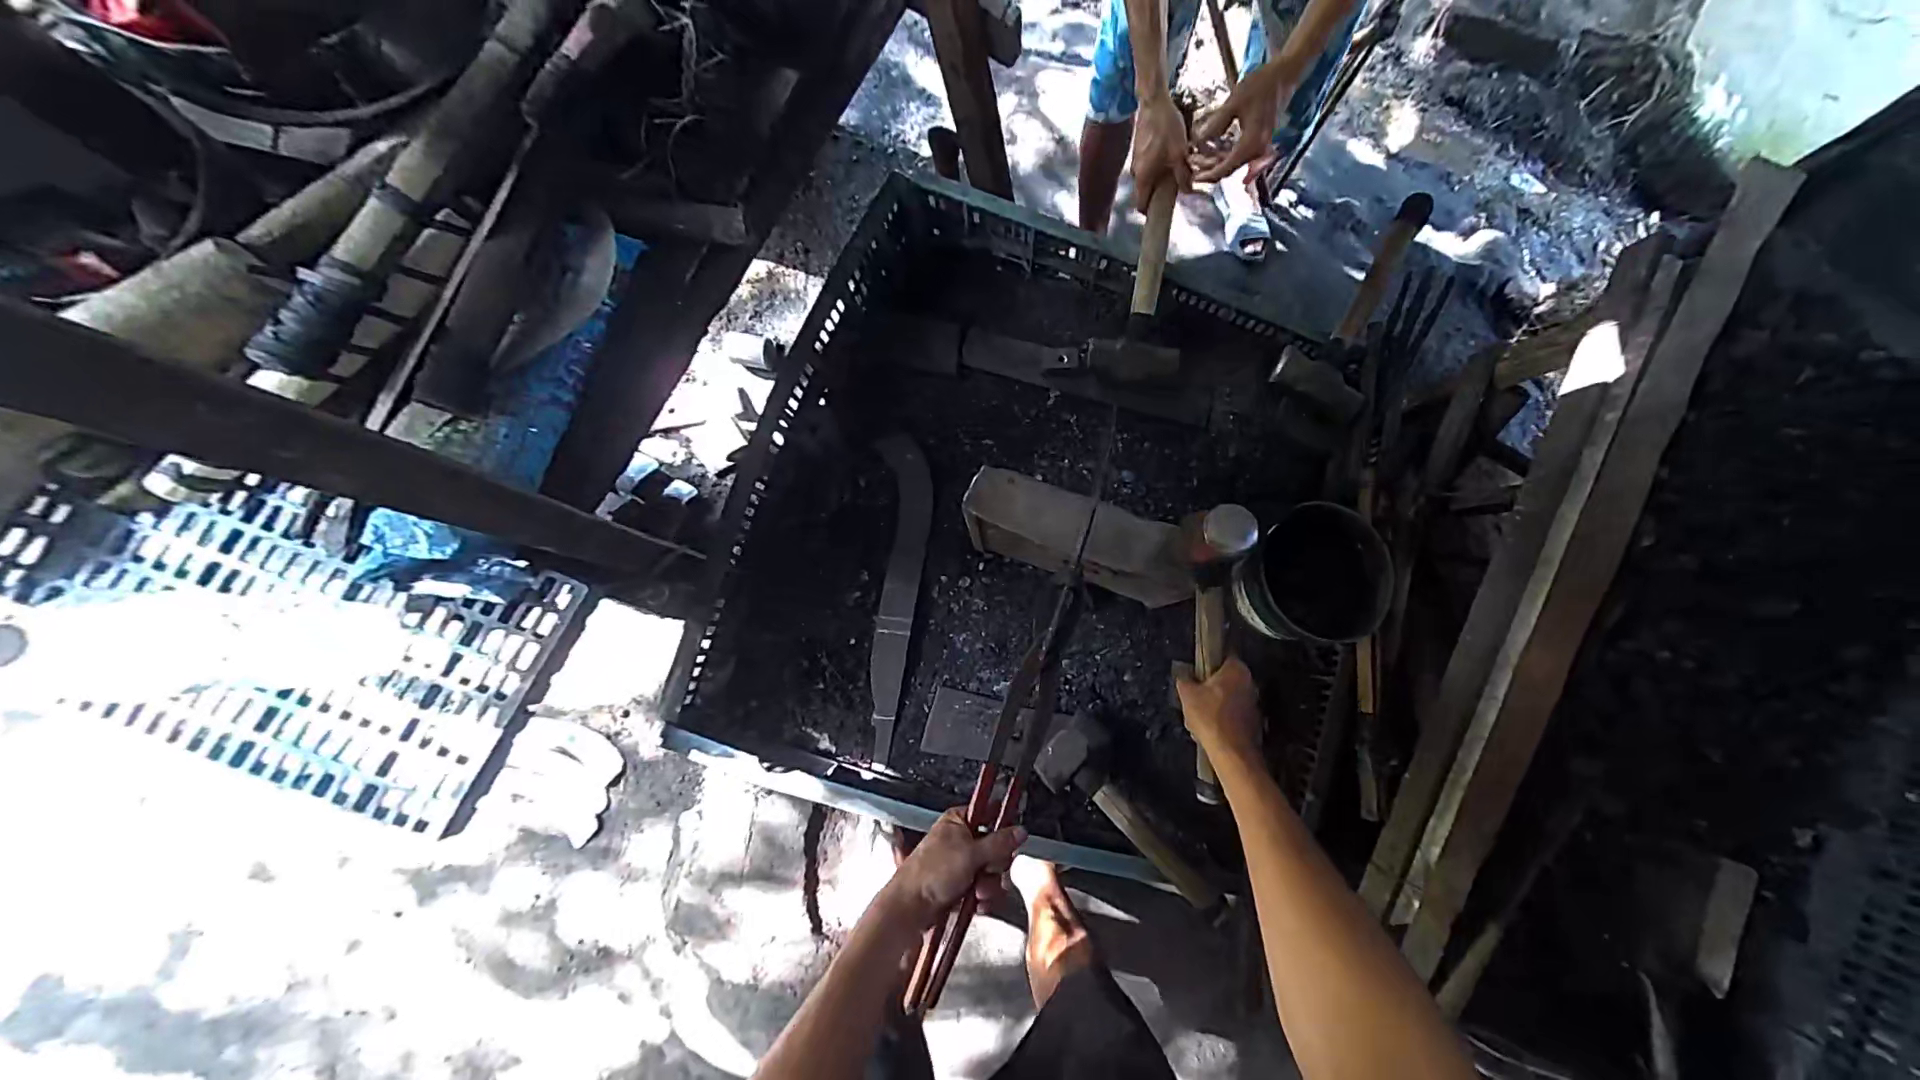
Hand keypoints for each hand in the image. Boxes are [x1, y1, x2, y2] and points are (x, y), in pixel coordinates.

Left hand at [883, 809, 1025, 928]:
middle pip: (996, 847)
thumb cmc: (930, 874)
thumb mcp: (970, 853)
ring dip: (989, 885)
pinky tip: (975, 902)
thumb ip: (999, 843)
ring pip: (993, 871)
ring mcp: (962, 864)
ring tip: (976, 891)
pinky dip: (983, 898)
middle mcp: (961, 840)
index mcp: (959, 821)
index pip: (990, 815)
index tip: (1009, 841)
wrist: (911, 908)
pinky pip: (985, 888)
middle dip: (995, 866)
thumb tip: (1019, 831)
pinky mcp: (963, 885)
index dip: (1002, 828)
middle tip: (985, 870)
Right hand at [1131, 95, 1192, 209]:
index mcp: (1143, 178)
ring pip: (1147, 178)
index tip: (1162, 210)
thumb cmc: (1165, 128)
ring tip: (1175, 168)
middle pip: (1145, 192)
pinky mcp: (1138, 151)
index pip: (1141, 205)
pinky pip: (1147, 166)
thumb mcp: (1179, 153)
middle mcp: (1135, 173)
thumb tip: (1187, 191)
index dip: (1151, 211)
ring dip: (1159, 178)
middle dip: (1159, 192)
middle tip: (1175, 187)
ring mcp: (1135, 161)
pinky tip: (1169, 155)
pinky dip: (1157, 166)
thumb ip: (1182, 176)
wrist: (1153, 102)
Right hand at [1175, 655, 1262, 760]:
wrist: (1232, 752)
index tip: (1197, 673)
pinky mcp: (1255, 721)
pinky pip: (1234, 713)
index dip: (1208, 664)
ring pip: (1229, 697)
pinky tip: (1211, 728)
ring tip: (1201, 716)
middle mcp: (1250, 682)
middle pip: (1226, 678)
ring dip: (1217, 703)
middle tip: (1196, 696)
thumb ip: (1184, 679)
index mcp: (1237, 669)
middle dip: (1211, 686)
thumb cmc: (1210, 716)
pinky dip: (1224, 718)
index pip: (1222, 656)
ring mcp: (1255, 702)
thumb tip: (1184, 675)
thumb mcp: (1187, 694)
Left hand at [1189, 62, 1293, 183]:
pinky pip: (1237, 155)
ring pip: (1231, 163)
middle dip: (1207, 168)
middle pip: (1227, 169)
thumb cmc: (1260, 85)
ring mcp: (1258, 147)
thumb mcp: (1234, 102)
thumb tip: (1199, 140)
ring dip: (1213, 161)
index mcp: (1251, 144)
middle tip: (1190, 160)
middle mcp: (1256, 150)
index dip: (1207, 176)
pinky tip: (1209, 148)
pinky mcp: (1257, 142)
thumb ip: (1216, 123)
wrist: (1283, 75)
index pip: (1225, 169)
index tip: (1192, 177)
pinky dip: (1222, 154)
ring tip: (1195, 154)